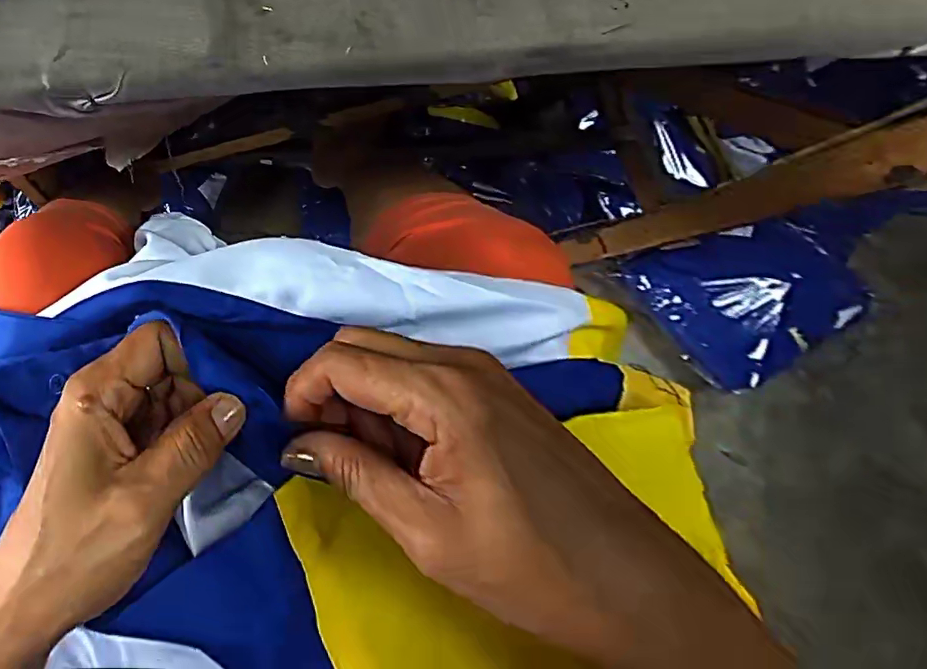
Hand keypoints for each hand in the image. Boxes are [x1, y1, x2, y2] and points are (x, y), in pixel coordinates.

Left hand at [0, 322, 245, 668]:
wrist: (27, 607)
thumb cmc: (79, 550)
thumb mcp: (146, 498)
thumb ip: (194, 444)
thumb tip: (236, 402)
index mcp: (97, 391)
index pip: (158, 339)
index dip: (191, 363)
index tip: (215, 403)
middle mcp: (98, 393)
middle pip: (165, 366)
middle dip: (195, 397)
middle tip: (211, 442)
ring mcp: (103, 420)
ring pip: (164, 395)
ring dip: (189, 422)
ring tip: (199, 461)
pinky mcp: (110, 444)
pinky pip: (155, 422)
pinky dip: (176, 439)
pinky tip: (185, 468)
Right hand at [280, 328, 789, 668]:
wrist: (634, 582)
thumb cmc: (530, 568)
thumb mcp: (428, 534)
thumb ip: (355, 474)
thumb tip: (298, 445)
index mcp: (443, 391)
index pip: (343, 358)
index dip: (302, 390)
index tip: (292, 439)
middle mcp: (460, 359)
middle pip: (363, 343)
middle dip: (328, 388)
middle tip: (325, 451)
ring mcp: (482, 366)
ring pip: (391, 354)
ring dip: (361, 395)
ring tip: (368, 461)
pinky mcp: (495, 383)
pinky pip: (423, 370)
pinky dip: (395, 398)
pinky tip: (406, 451)